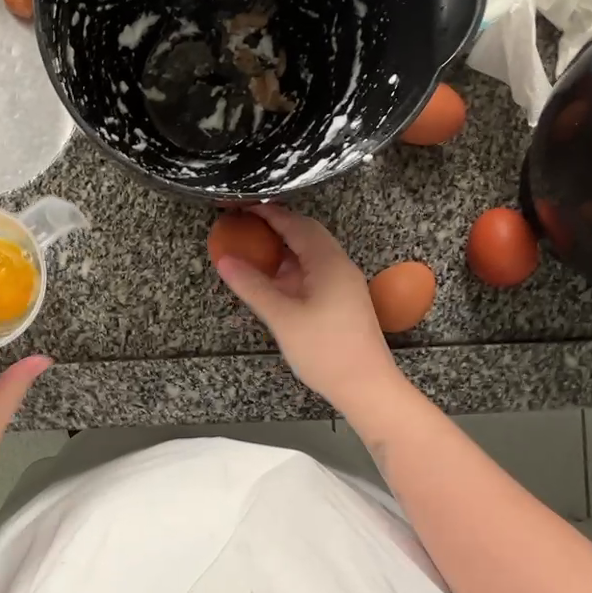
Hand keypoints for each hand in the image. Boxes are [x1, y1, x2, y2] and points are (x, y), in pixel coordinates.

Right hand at [214, 205, 403, 417]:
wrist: (366, 386)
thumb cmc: (325, 351)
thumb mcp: (282, 317)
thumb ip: (252, 286)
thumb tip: (225, 260)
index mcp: (329, 262)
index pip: (297, 224)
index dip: (269, 213)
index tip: (243, 206)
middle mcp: (339, 266)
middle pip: (306, 234)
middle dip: (276, 226)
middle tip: (245, 224)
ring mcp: (343, 284)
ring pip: (311, 254)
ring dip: (283, 248)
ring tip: (254, 248)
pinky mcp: (342, 300)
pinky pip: (314, 272)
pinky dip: (291, 268)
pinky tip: (274, 279)